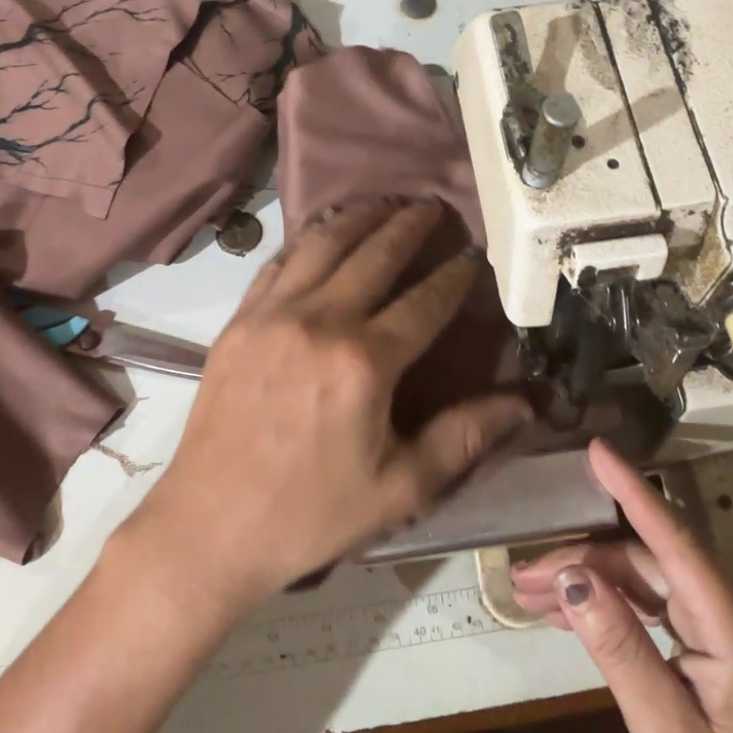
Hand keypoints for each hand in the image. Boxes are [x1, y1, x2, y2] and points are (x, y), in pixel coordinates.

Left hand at [133, 197, 530, 608]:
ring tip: (385, 203)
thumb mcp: (400, 488)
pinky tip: (321, 234)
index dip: (454, 274)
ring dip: (359, 218)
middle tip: (433, 206)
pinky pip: (278, 264)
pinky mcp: (237, 324)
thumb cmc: (310, 515)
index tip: (473, 254)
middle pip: (374, 254)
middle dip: (409, 226)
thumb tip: (523, 404)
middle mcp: (318, 322)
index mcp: (364, 362)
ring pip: (322, 245)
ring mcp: (271, 316)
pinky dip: (307, 241)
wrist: (208, 529)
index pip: (424, 301)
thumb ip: (463, 437)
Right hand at [512, 440, 732, 732]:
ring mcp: (724, 614)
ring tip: (529, 590)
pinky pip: (650, 600)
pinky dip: (607, 603)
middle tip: (523, 576)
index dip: (634, 491)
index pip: (676, 542)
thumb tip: (572, 576)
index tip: (597, 449)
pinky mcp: (710, 629)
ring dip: (587, 581)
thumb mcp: (663, 729)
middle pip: (647, 560)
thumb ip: (620, 648)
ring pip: (642, 576)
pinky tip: (562, 609)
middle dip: (582, 561)